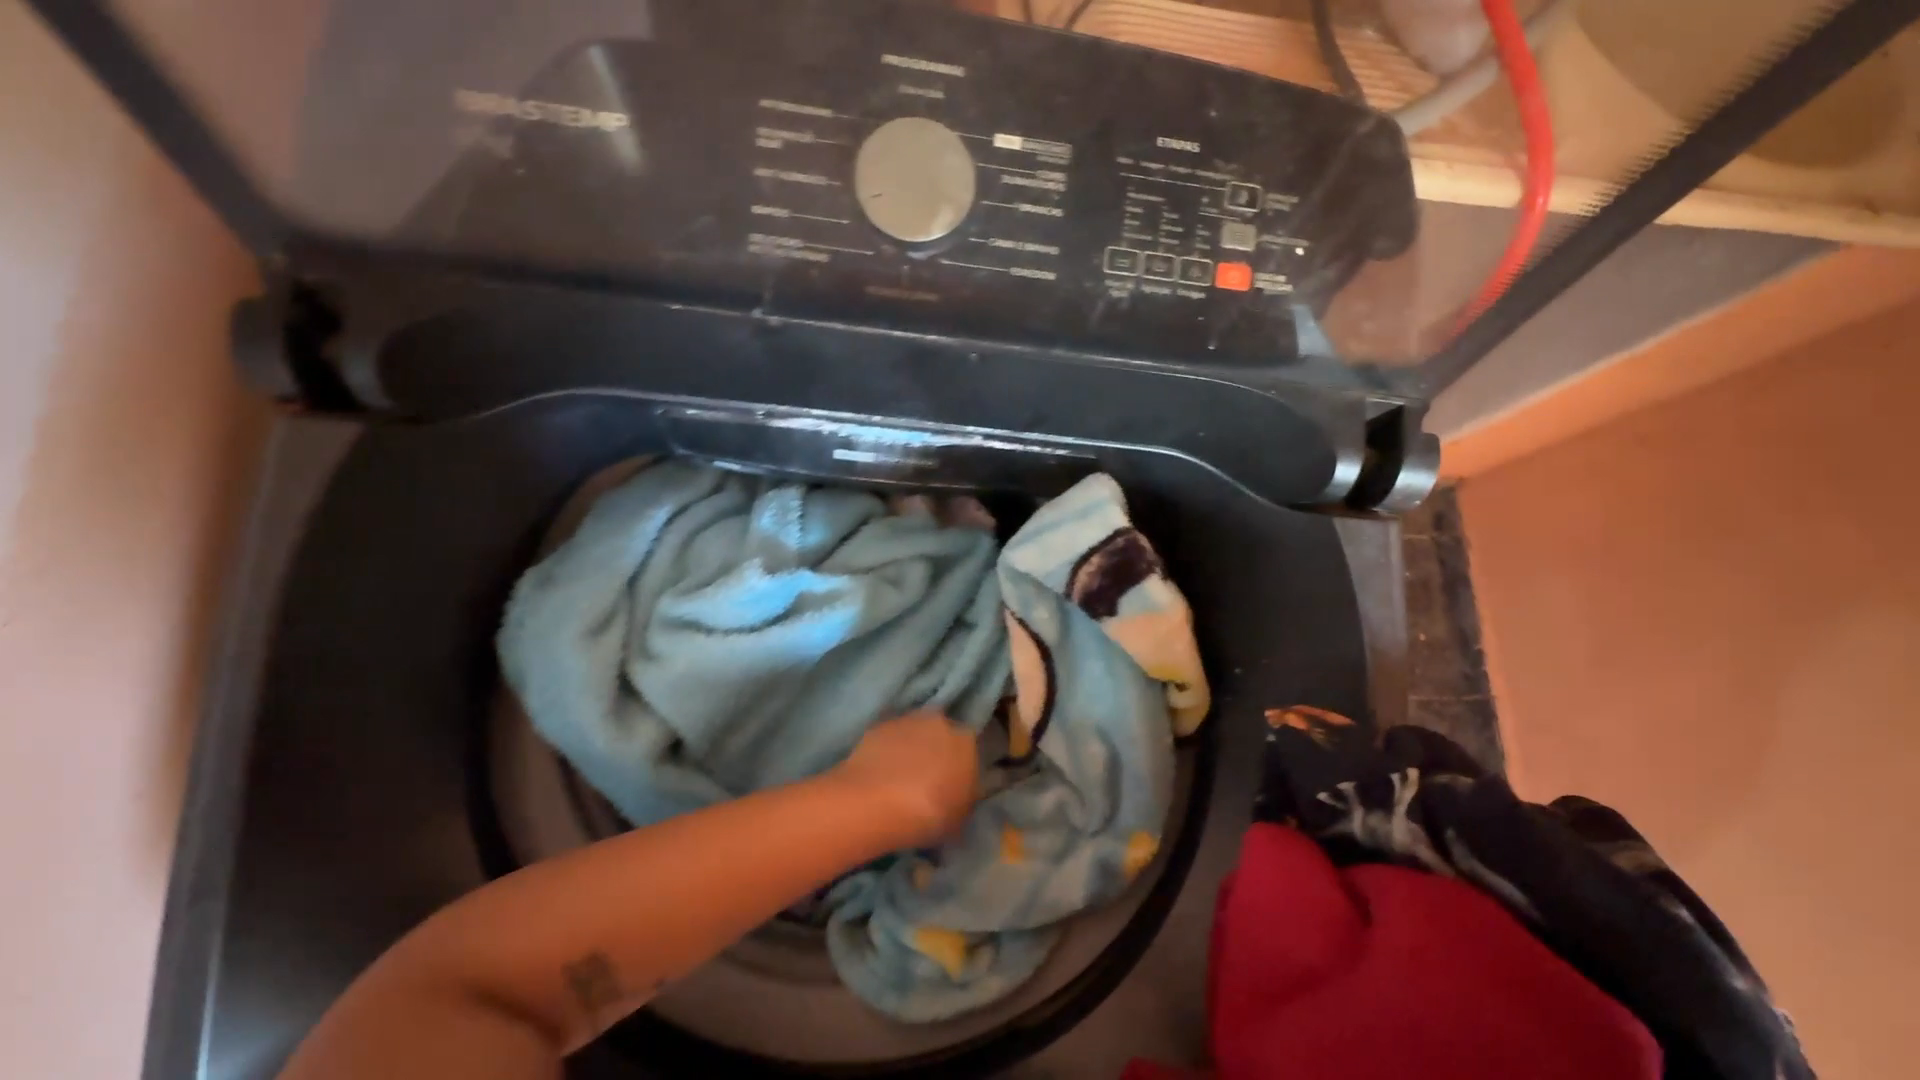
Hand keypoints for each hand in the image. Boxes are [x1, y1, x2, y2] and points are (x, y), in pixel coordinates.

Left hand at [832, 710, 978, 847]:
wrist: (875, 804)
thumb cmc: (928, 815)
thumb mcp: (960, 818)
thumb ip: (964, 797)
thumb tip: (960, 792)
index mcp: (966, 742)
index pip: (970, 749)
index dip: (961, 767)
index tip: (953, 785)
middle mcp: (939, 723)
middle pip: (941, 735)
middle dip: (937, 752)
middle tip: (928, 780)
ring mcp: (906, 721)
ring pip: (914, 734)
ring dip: (911, 749)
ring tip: (900, 778)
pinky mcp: (877, 726)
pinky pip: (889, 739)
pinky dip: (887, 752)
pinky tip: (880, 774)